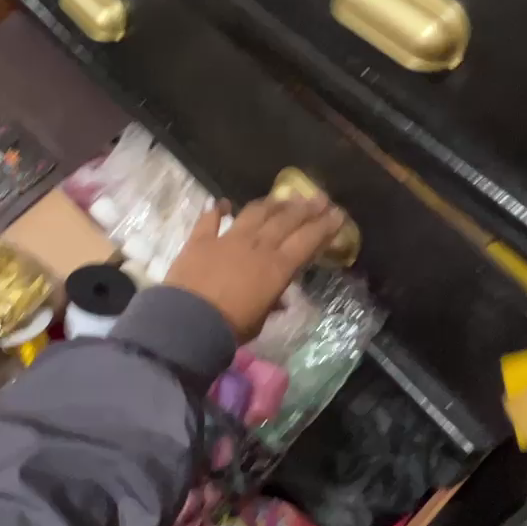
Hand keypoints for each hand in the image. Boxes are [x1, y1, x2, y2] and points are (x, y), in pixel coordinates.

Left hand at [164, 197, 347, 341]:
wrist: (189, 322)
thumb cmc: (230, 328)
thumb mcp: (259, 321)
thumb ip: (270, 304)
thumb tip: (279, 299)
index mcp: (277, 268)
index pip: (307, 241)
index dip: (324, 227)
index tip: (337, 215)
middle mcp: (256, 246)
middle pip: (286, 221)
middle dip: (306, 208)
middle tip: (319, 199)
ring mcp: (227, 239)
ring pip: (255, 213)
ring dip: (271, 204)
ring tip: (283, 197)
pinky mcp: (200, 240)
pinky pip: (210, 219)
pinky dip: (217, 209)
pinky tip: (223, 204)